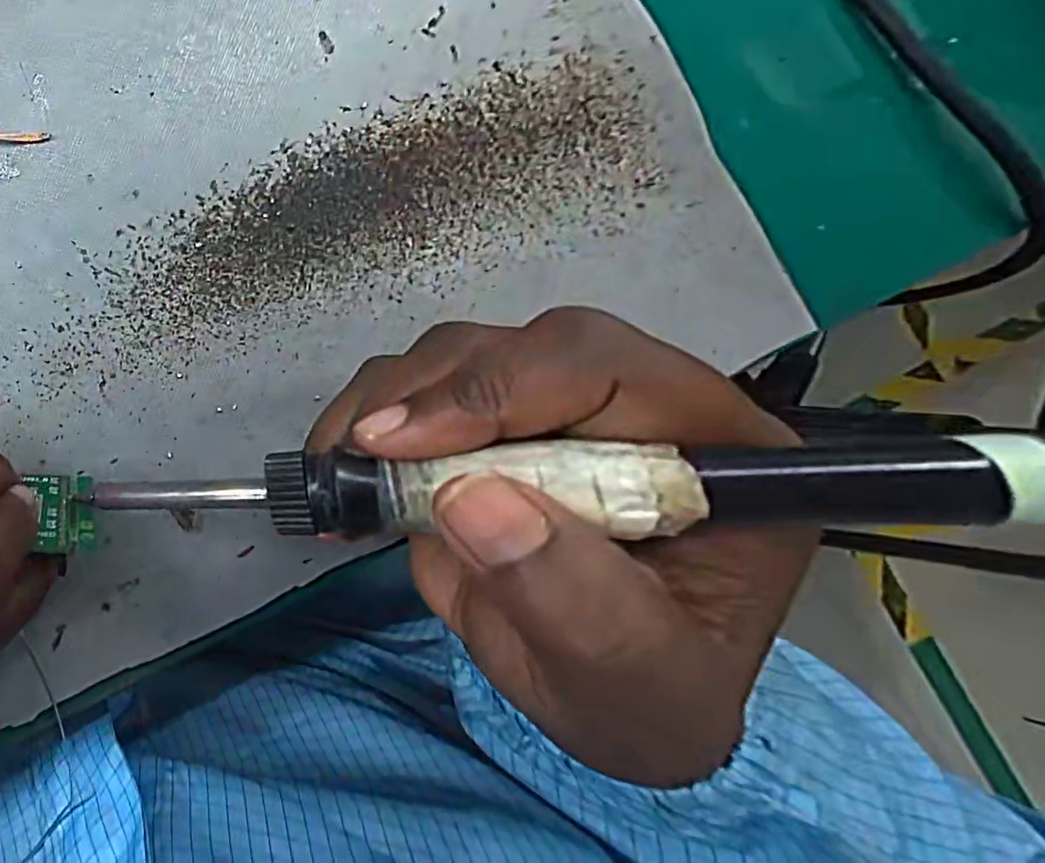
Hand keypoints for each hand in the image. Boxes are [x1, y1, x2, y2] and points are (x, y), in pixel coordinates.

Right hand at [309, 307, 814, 787]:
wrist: (593, 699)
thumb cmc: (634, 694)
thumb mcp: (631, 680)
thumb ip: (575, 600)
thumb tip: (469, 499)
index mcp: (705, 445)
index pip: (592, 366)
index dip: (489, 389)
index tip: (399, 443)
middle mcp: (621, 403)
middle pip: (506, 348)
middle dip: (420, 398)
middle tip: (357, 458)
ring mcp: (541, 404)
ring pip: (446, 357)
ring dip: (379, 407)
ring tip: (342, 474)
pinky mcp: (477, 419)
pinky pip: (407, 386)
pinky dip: (359, 420)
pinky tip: (343, 472)